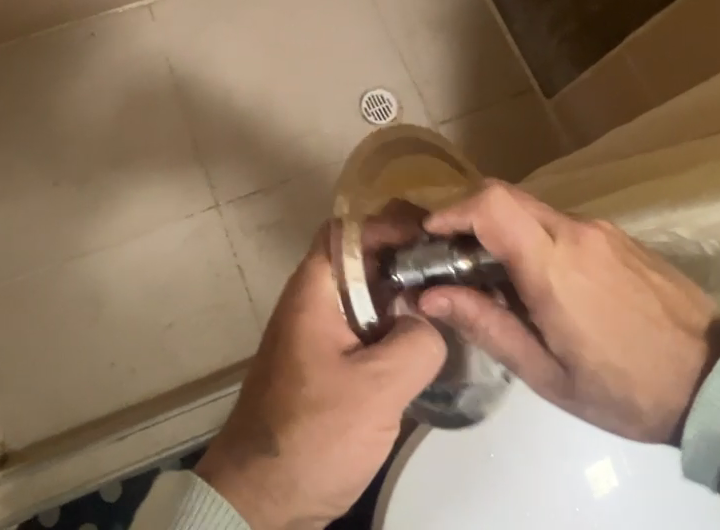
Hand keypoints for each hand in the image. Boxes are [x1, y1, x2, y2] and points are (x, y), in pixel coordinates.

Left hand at [197, 222, 444, 529]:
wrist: (261, 497)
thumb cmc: (312, 434)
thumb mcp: (375, 389)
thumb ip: (415, 344)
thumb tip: (432, 319)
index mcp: (314, 291)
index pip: (348, 229)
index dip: (390, 222)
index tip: (436, 234)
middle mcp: (314, 303)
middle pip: (362, 260)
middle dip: (407, 257)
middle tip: (458, 266)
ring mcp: (320, 335)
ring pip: (368, 296)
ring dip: (405, 294)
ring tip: (456, 298)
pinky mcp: (329, 366)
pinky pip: (367, 330)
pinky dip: (397, 328)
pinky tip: (433, 343)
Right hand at [418, 182, 719, 444]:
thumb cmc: (625, 390)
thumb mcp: (547, 374)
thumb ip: (486, 325)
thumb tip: (430, 295)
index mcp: (553, 263)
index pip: (489, 203)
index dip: (452, 209)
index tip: (431, 236)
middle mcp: (576, 231)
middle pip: (505, 196)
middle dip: (470, 218)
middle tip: (454, 258)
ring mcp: (603, 230)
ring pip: (534, 210)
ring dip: (504, 231)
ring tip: (499, 280)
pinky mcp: (622, 238)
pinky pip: (564, 225)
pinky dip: (537, 240)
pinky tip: (546, 284)